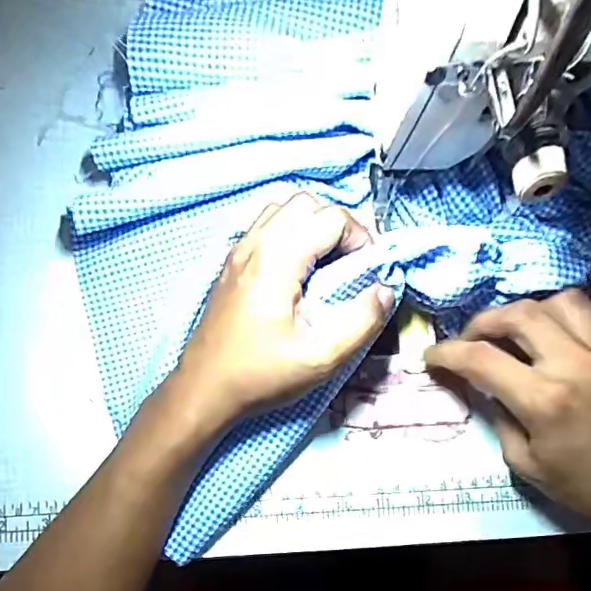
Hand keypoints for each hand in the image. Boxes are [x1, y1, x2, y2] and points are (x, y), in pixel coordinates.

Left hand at [167, 193, 393, 429]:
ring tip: (329, 265)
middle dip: (339, 226)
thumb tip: (385, 290)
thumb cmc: (260, 375)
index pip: (330, 217)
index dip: (360, 238)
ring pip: (284, 209)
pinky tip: (301, 272)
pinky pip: (267, 226)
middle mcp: (255, 244)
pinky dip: (293, 234)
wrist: (204, 388)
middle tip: (353, 264)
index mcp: (276, 260)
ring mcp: (239, 251)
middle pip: (307, 203)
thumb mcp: (320, 358)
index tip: (368, 272)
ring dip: (314, 227)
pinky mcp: (233, 263)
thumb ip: (360, 322)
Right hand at [423, 289, 590, 545]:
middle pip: (518, 314)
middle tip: (470, 339)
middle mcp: (575, 363)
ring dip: (528, 310)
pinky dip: (565, 316)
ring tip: (516, 331)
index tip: (431, 357)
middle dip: (482, 322)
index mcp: (545, 400)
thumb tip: (489, 391)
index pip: (481, 358)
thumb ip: (501, 422)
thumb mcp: (530, 469)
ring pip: (559, 301)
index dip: (446, 353)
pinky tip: (557, 335)